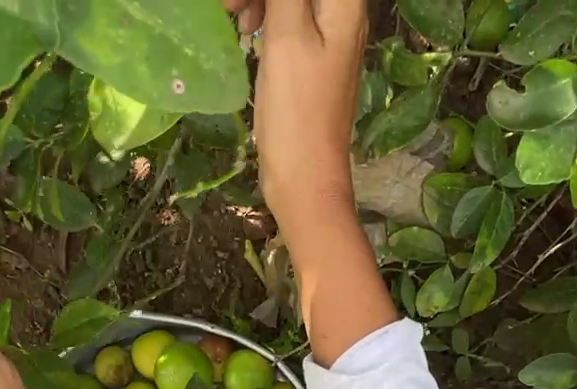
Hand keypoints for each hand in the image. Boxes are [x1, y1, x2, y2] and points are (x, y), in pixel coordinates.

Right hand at [239, 0, 396, 363]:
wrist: (305, 181)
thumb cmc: (296, 111)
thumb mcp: (286, 36)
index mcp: (345, 3)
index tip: (248, 0)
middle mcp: (344, 16)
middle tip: (231, 4)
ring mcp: (328, 41)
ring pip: (292, 0)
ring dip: (260, 0)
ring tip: (233, 18)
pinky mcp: (311, 63)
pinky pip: (288, 22)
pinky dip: (265, 20)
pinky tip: (246, 34)